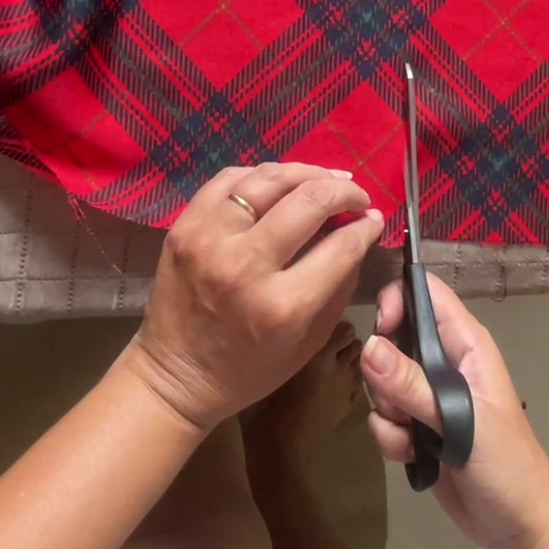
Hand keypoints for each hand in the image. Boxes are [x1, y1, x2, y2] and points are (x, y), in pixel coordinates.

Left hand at [122, 163, 384, 431]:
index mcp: (282, 305)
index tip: (374, 220)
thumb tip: (360, 233)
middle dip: (345, 192)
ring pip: (268, 179)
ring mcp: (209, 239)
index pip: (341, 245)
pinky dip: (261, 175)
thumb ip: (340, 283)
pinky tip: (280, 183)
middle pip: (309, 201)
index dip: (367, 227)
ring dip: (307, 172)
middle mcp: (245, 265)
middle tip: (357, 196)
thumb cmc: (249, 369)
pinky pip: (229, 179)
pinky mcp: (185, 226)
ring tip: (326, 178)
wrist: (174, 376)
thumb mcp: (310, 340)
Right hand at [360, 274, 548, 548]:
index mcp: (465, 344)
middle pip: (393, 336)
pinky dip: (389, 437)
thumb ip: (413, 384)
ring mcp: (429, 395)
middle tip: (398, 399)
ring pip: (382, 380)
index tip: (381, 330)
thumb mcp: (460, 420)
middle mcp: (444, 362)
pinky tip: (410, 455)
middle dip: (383, 369)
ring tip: (412, 434)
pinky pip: (384, 417)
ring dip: (387, 410)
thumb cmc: (505, 463)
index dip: (397, 300)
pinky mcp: (417, 427)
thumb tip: (368, 346)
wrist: (518, 527)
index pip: (426, 293)